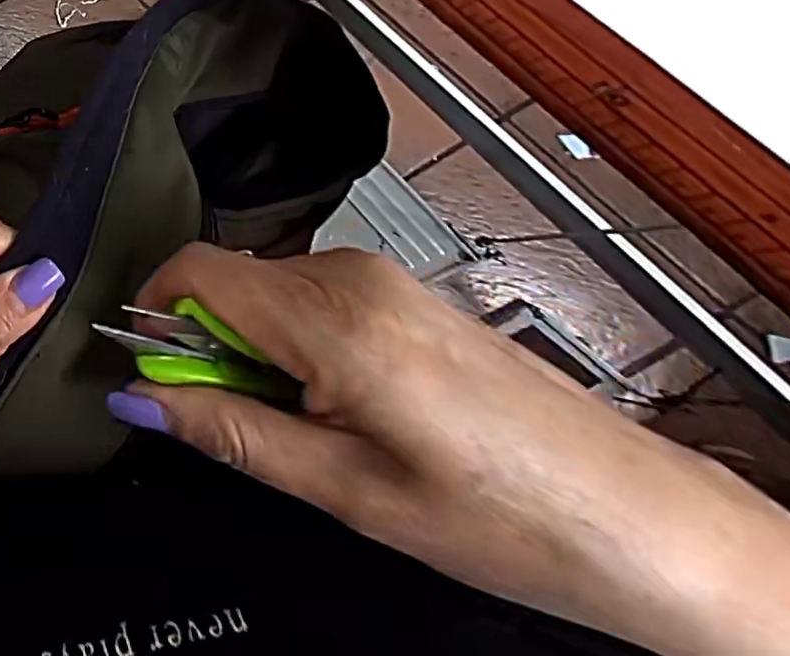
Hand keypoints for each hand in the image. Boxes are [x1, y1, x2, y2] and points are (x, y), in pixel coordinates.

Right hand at [106, 245, 789, 655]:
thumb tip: (143, 396)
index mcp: (334, 318)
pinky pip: (306, 294)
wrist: (646, 520)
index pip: (197, 270)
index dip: (156, 311)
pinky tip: (332, 399)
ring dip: (249, 346)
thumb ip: (227, 430)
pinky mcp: (396, 288)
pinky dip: (287, 338)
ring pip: (264, 289)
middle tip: (230, 418)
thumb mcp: (343, 489)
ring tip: (296, 421)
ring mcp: (379, 275)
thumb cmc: (505, 516)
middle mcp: (352, 275)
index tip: (156, 368)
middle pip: (228, 280)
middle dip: (205, 342)